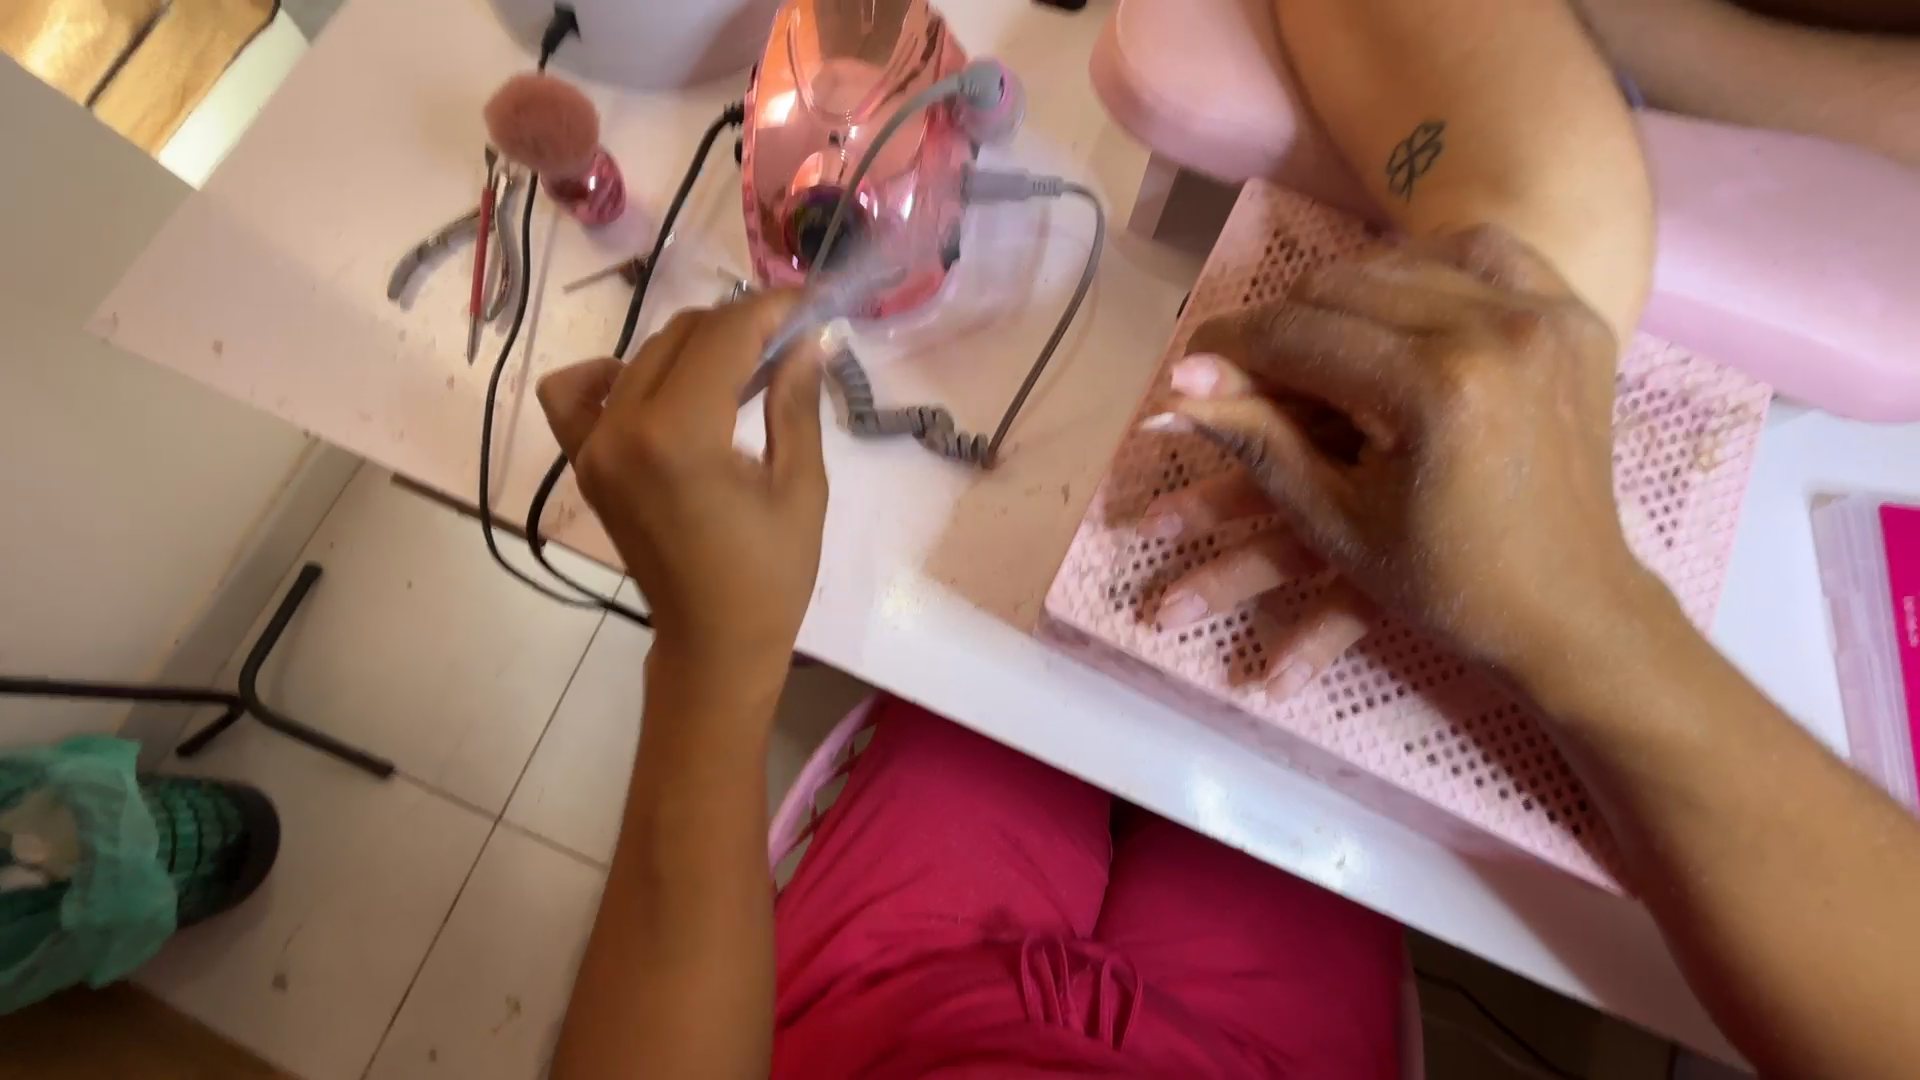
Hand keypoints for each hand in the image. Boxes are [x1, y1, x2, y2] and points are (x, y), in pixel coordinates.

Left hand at [538, 293, 828, 700]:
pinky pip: (577, 393)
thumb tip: (809, 339)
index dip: (772, 309)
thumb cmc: (771, 575)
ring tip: (744, 363)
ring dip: (696, 344)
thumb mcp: (800, 487)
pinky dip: (615, 374)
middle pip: (681, 335)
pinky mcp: (583, 463)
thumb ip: (797, 402)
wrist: (713, 641)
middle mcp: (621, 428)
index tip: (810, 302)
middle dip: (741, 323)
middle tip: (790, 336)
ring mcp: (591, 446)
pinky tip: (655, 386)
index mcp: (679, 436)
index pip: (724, 337)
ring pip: (641, 354)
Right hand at [1150, 225, 1659, 676]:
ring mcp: (1545, 313)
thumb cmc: (1435, 578)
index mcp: (1435, 390)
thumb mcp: (1327, 518)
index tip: (1187, 365)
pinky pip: (1474, 254)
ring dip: (1335, 303)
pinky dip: (1415, 274)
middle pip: (1336, 285)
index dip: (1227, 347)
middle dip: (1274, 327)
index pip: (1295, 334)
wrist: (1567, 605)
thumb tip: (1174, 389)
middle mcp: (1496, 328)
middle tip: (1249, 376)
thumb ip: (1252, 438)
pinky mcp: (1572, 313)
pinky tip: (1390, 317)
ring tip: (1314, 356)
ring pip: (1395, 262)